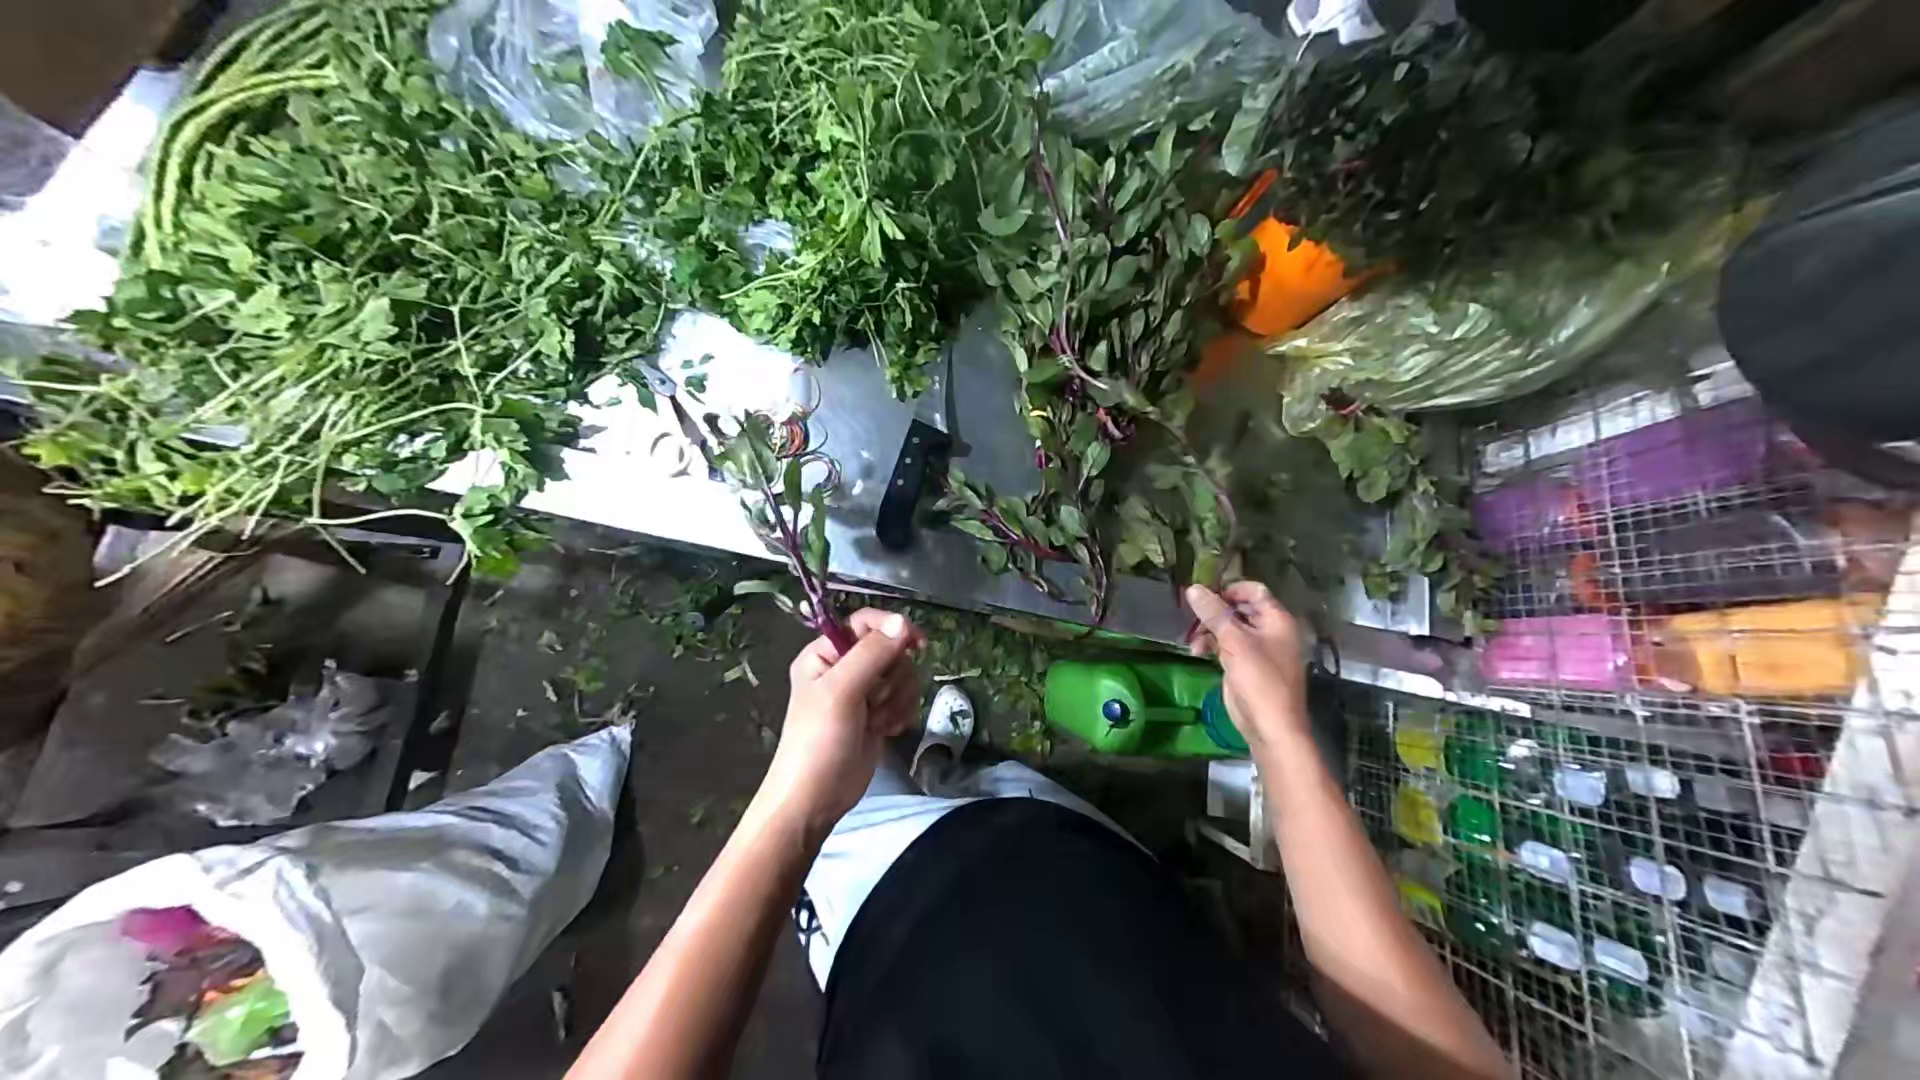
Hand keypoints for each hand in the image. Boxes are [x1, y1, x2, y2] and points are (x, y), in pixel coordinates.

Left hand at [757, 609, 924, 838]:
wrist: (816, 799)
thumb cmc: (818, 742)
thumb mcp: (841, 692)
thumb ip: (872, 654)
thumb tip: (903, 622)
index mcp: (826, 653)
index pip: (866, 622)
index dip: (893, 628)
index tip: (917, 644)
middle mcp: (845, 666)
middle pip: (892, 649)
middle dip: (893, 678)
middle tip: (874, 702)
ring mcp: (863, 691)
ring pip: (903, 675)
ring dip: (898, 699)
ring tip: (876, 722)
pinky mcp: (878, 713)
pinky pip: (905, 698)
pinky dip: (901, 714)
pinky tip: (886, 730)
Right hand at [1185, 581, 1306, 757]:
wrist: (1269, 725)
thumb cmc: (1259, 679)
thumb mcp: (1235, 642)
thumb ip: (1214, 613)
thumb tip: (1192, 588)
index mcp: (1276, 620)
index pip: (1253, 590)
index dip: (1229, 589)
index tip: (1203, 595)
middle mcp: (1268, 629)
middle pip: (1238, 608)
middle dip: (1213, 611)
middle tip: (1191, 615)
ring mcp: (1256, 647)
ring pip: (1228, 626)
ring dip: (1208, 629)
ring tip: (1193, 641)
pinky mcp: (1243, 663)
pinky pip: (1224, 644)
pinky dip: (1210, 644)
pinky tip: (1196, 652)